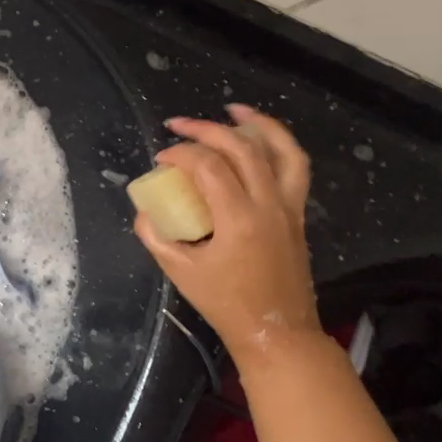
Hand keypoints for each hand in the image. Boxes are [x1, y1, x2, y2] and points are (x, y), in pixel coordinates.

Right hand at [134, 104, 320, 368]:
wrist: (276, 331)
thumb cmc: (225, 302)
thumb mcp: (178, 269)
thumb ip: (155, 235)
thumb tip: (145, 209)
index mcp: (239, 219)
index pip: (208, 166)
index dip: (180, 154)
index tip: (159, 161)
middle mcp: (269, 206)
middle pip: (244, 149)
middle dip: (208, 130)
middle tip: (178, 125)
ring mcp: (289, 209)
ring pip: (284, 152)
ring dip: (259, 125)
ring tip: (234, 110)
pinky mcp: (297, 215)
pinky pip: (294, 169)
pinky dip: (276, 147)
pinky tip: (256, 142)